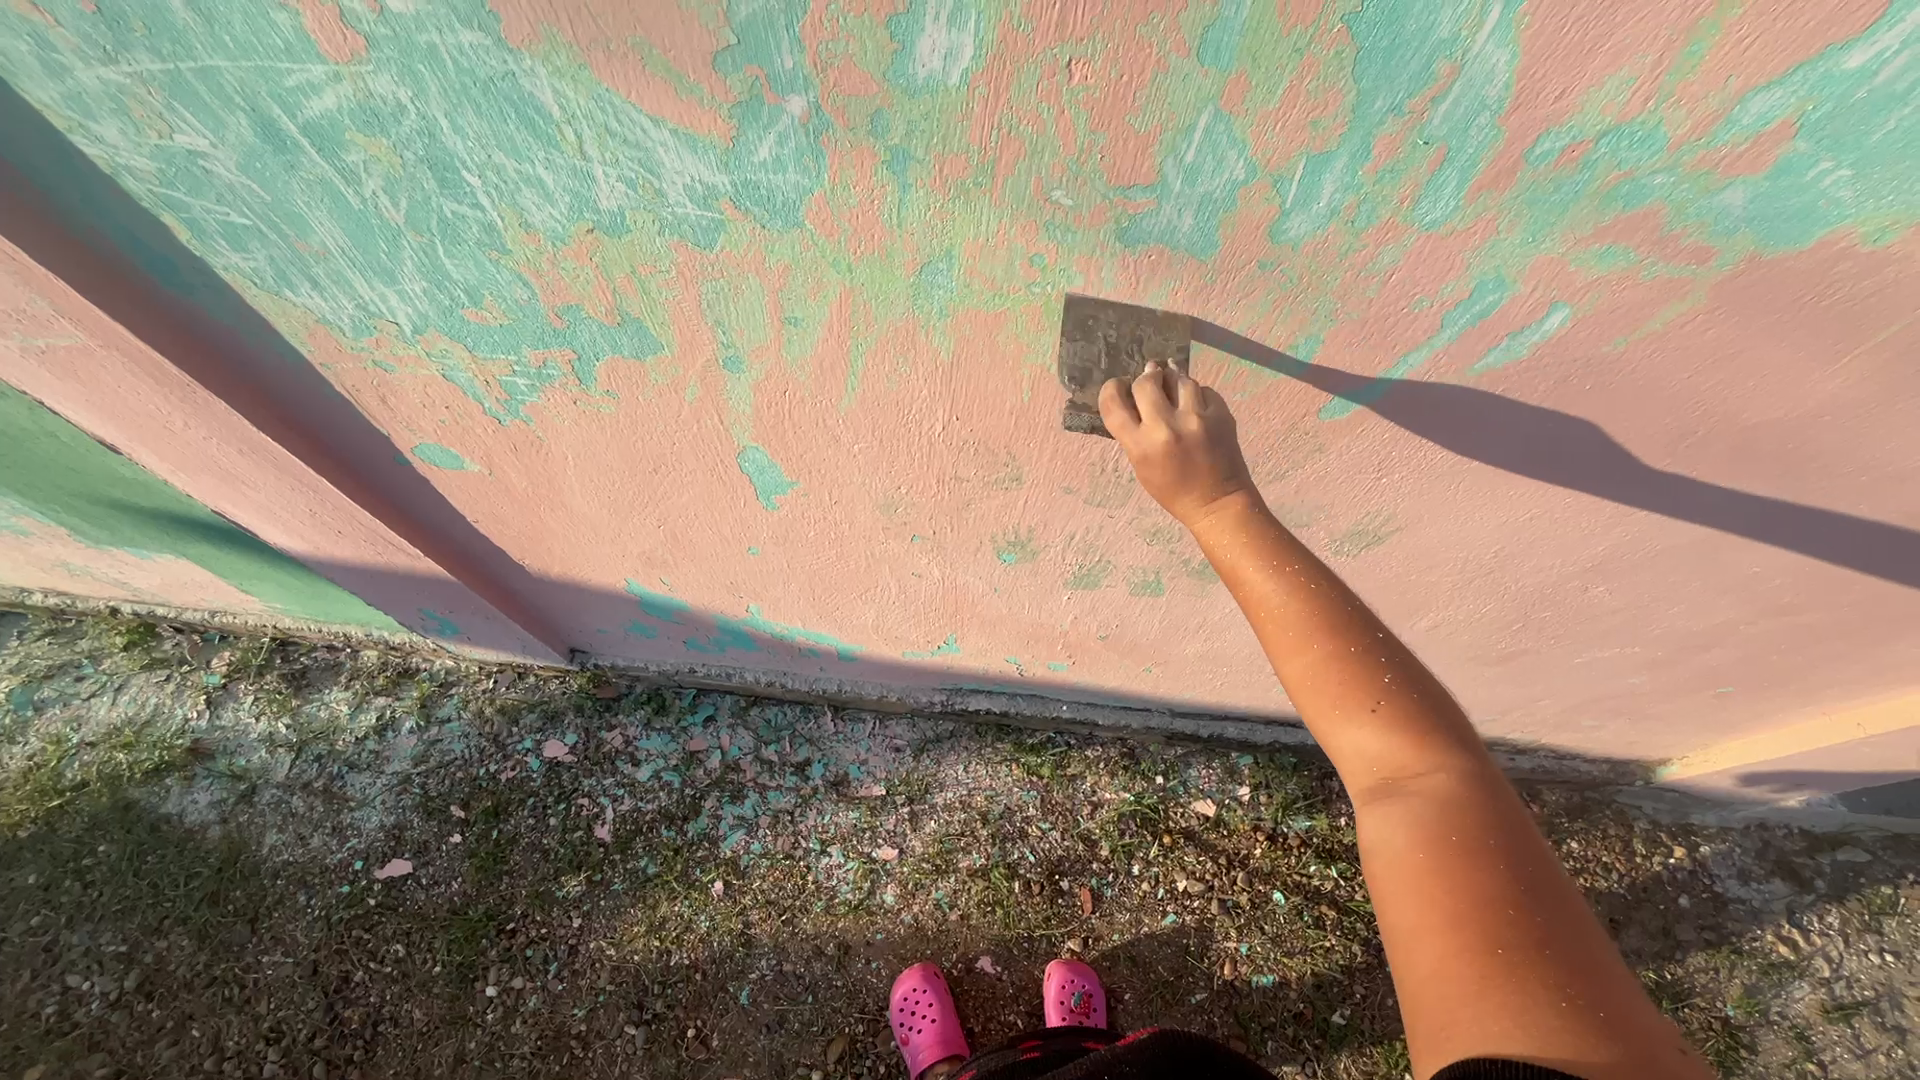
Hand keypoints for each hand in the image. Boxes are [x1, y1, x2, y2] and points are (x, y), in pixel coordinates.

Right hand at [1098, 362, 1258, 527]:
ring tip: (1173, 393)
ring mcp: (1196, 418)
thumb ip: (1134, 432)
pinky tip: (1194, 406)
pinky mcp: (1221, 414)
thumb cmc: (1172, 490)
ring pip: (1178, 378)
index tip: (1119, 387)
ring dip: (1171, 382)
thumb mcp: (1141, 465)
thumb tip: (1134, 395)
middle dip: (1144, 380)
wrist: (1217, 502)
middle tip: (1149, 386)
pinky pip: (1202, 389)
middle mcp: (1166, 426)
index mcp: (1141, 445)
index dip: (1112, 388)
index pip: (1113, 403)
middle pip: (1146, 382)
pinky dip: (1195, 394)